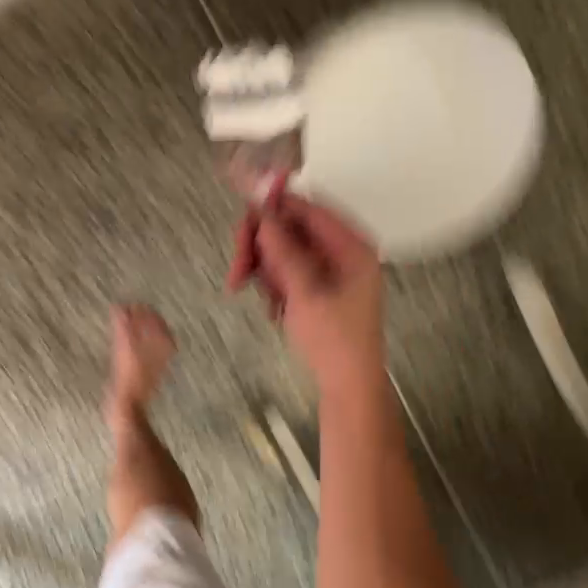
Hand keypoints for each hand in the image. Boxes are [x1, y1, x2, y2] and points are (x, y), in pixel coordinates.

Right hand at [234, 195, 386, 397]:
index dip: (274, 206)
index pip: (307, 208)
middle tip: (237, 272)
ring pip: (280, 250)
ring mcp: (326, 269)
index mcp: (350, 245)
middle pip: (287, 228)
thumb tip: (263, 214)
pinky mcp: (314, 285)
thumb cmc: (334, 337)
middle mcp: (339, 251)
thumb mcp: (306, 291)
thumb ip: (284, 250)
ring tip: (256, 296)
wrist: (347, 381)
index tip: (242, 213)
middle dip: (258, 247)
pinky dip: (269, 284)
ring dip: (261, 269)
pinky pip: (283, 270)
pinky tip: (272, 308)